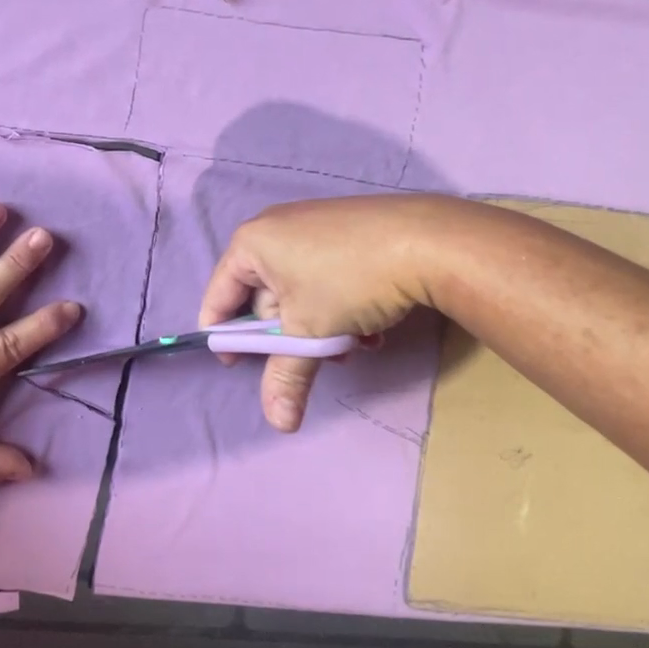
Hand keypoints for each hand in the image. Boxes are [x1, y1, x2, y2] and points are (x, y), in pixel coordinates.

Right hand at [198, 195, 453, 432]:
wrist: (430, 241)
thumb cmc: (349, 281)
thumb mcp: (311, 332)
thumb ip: (286, 376)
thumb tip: (279, 423)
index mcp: (251, 243)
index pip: (218, 295)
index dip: (225, 335)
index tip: (238, 366)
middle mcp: (275, 227)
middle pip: (264, 295)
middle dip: (290, 334)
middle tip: (313, 359)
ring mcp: (313, 223)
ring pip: (301, 289)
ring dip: (321, 326)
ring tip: (352, 346)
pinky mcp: (347, 228)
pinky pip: (327, 273)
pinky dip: (342, 303)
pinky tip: (372, 325)